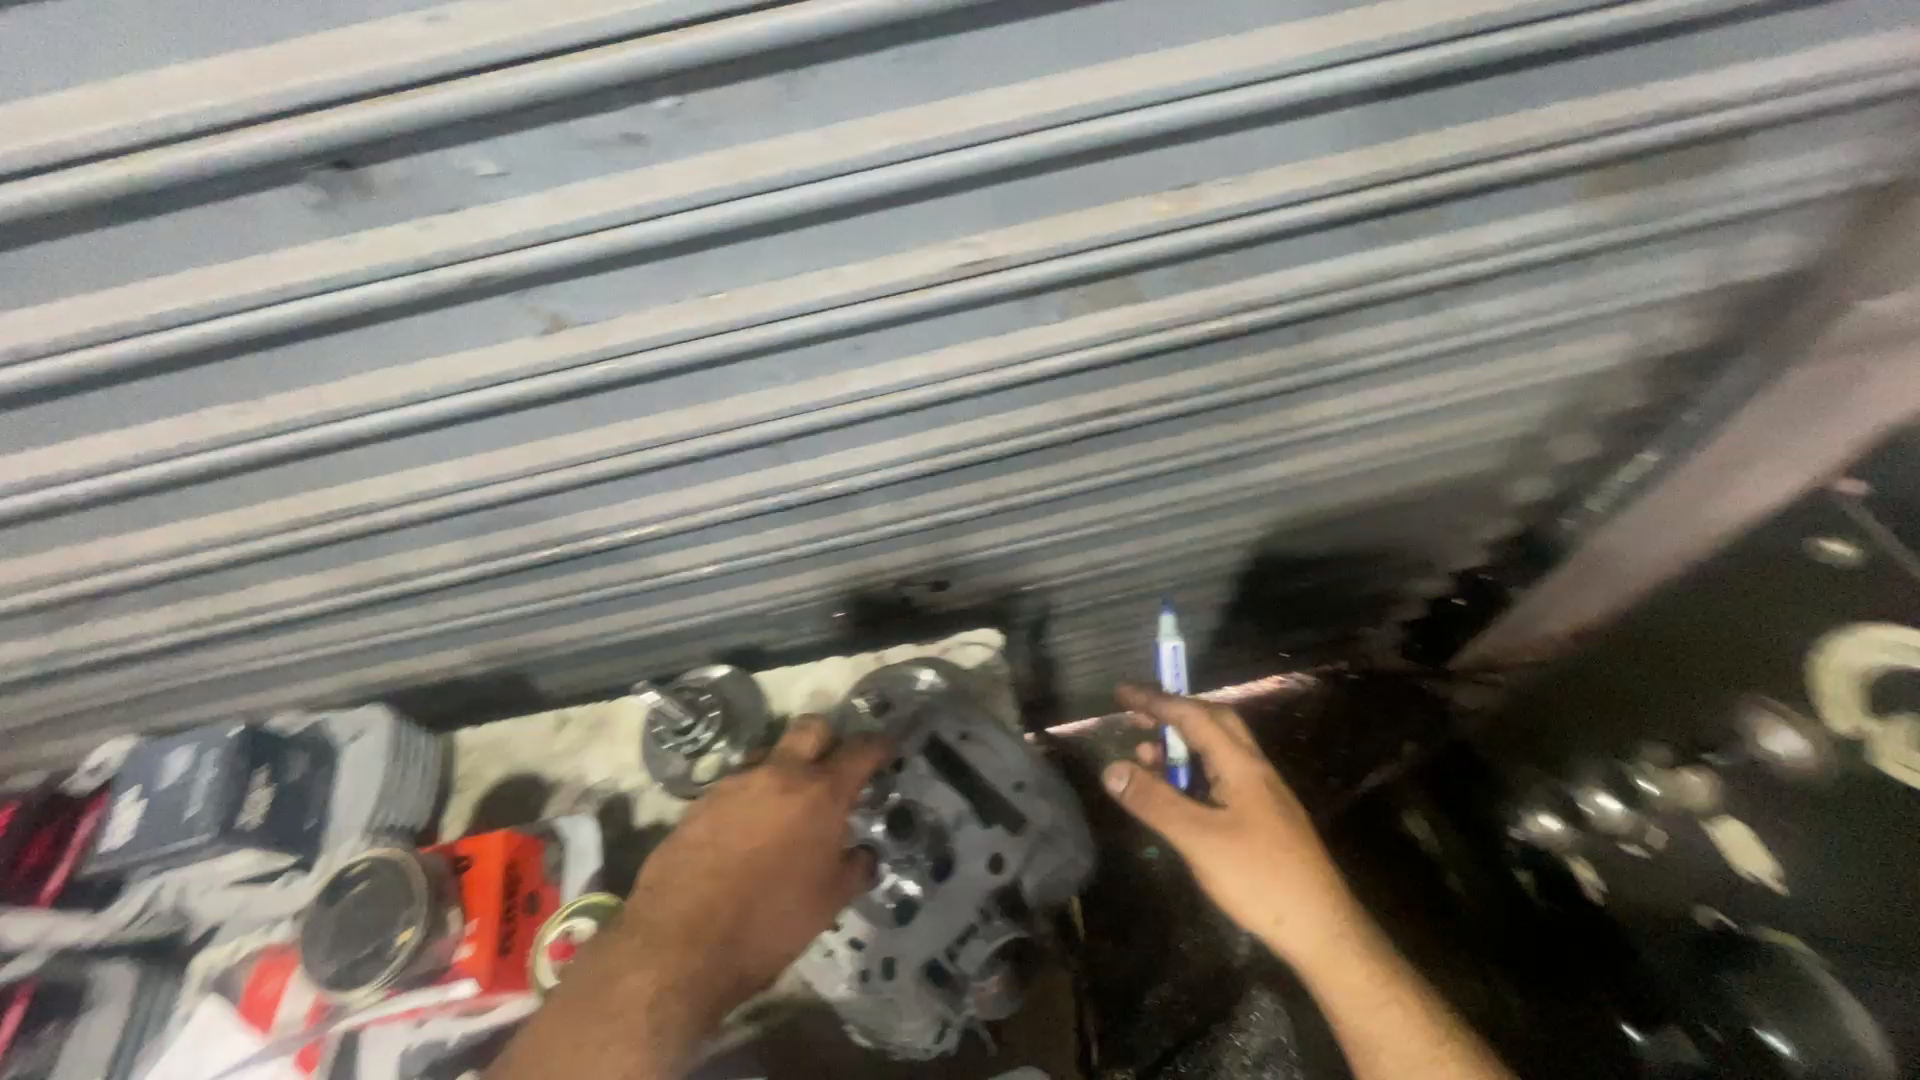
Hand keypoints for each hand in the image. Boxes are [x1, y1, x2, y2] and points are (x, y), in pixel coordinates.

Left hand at [623, 715, 894, 1021]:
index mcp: (820, 793)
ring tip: (785, 810)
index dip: (879, 746)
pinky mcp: (699, 803)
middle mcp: (778, 775)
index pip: (861, 749)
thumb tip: (863, 854)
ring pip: (768, 756)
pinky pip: (735, 787)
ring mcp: (734, 784)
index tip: (888, 750)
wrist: (680, 945)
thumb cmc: (770, 923)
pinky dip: (750, 800)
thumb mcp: (829, 902)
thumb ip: (854, 869)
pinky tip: (746, 836)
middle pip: (811, 727)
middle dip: (829, 739)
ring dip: (784, 772)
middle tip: (834, 768)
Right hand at [1101, 683, 1361, 963]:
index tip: (1121, 692)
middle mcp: (1255, 770)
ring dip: (1183, 745)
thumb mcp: (1198, 839)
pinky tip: (1179, 795)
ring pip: (1219, 751)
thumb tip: (1110, 768)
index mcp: (1241, 765)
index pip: (1193, 716)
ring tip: (1147, 759)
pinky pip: (1223, 777)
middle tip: (1138, 717)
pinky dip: (1194, 772)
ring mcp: (1263, 794)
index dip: (1155, 701)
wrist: (1323, 930)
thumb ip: (1154, 802)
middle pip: (1214, 722)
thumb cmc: (1260, 878)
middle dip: (1174, 712)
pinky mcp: (1264, 818)